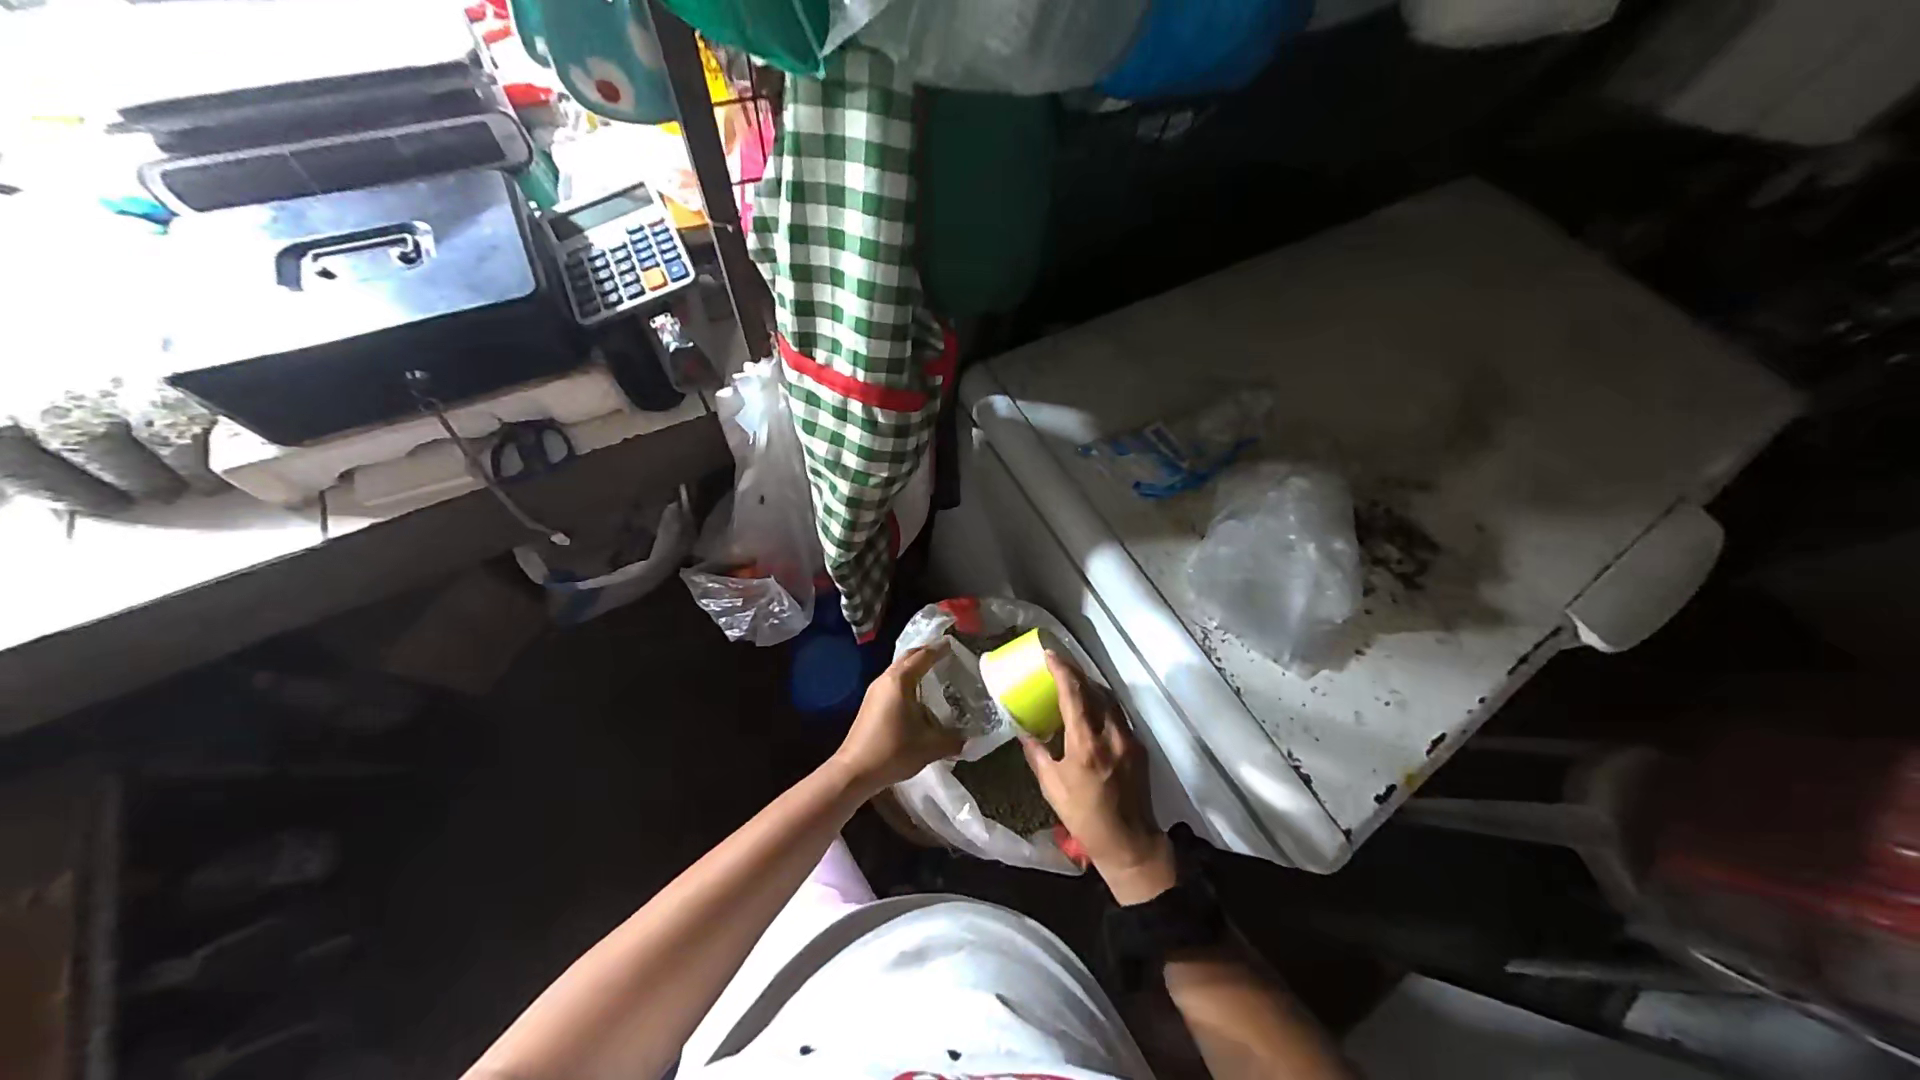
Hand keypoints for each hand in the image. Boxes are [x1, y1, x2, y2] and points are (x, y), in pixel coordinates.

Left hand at [831, 645, 964, 796]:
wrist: (854, 771)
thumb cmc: (892, 751)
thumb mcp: (930, 747)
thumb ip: (954, 739)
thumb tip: (969, 739)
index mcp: (900, 681)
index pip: (923, 656)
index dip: (940, 649)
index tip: (954, 645)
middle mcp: (886, 679)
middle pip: (909, 657)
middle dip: (927, 653)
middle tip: (947, 655)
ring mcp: (875, 690)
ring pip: (899, 669)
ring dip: (916, 667)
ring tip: (936, 673)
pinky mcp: (870, 702)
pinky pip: (893, 682)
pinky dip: (908, 680)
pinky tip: (919, 695)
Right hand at [1021, 652, 1176, 904]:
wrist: (1129, 841)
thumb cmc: (1084, 817)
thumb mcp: (1052, 787)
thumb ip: (1037, 755)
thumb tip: (1025, 733)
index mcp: (1085, 744)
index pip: (1073, 694)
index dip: (1061, 670)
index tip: (1050, 655)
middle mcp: (1110, 735)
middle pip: (1095, 690)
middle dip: (1076, 673)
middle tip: (1060, 664)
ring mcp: (1129, 739)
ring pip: (1110, 700)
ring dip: (1092, 687)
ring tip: (1076, 681)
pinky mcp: (1139, 747)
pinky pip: (1119, 716)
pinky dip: (1104, 706)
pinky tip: (1094, 710)